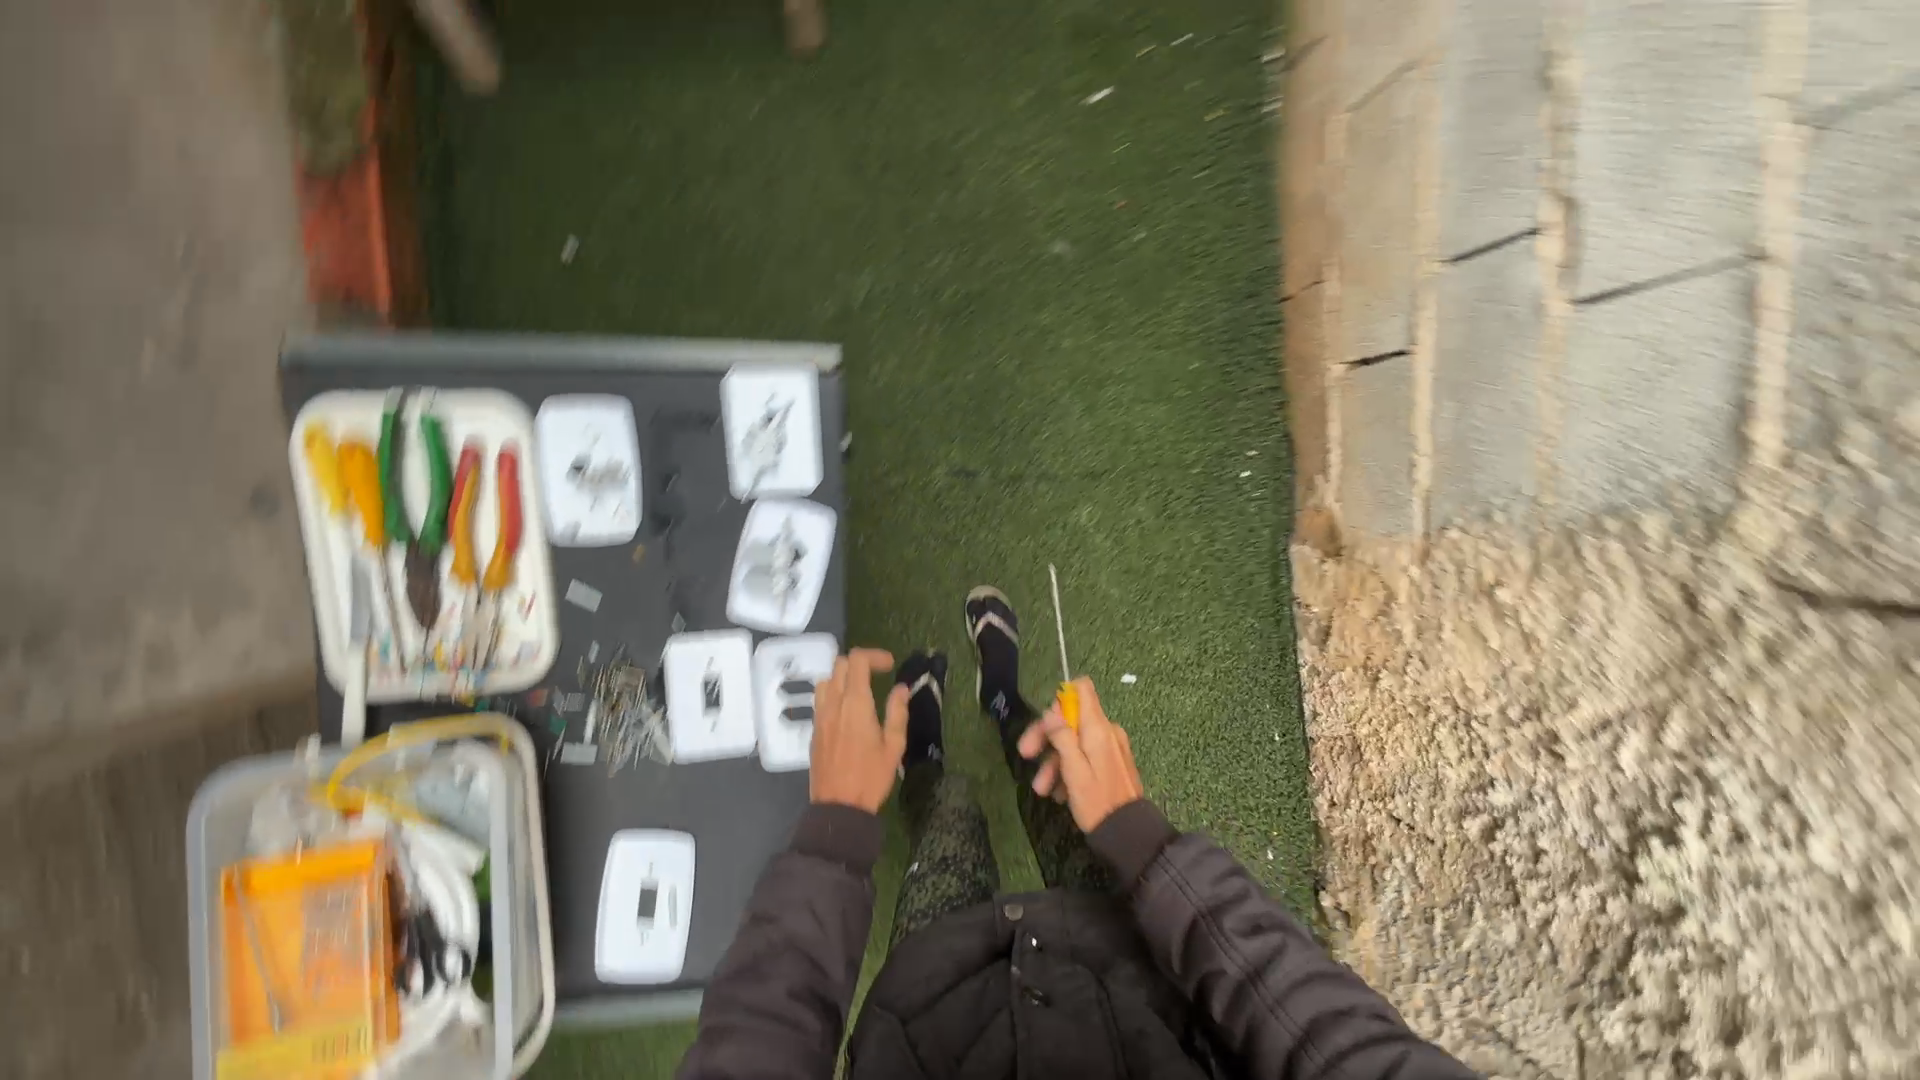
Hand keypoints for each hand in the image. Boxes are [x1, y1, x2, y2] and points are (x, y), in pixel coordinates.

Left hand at [809, 648, 908, 812]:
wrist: (839, 806)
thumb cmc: (871, 777)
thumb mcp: (894, 745)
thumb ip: (897, 712)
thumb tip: (901, 688)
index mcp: (855, 704)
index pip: (857, 660)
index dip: (874, 655)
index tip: (890, 665)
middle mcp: (833, 704)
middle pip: (839, 664)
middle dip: (860, 663)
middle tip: (878, 675)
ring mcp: (820, 716)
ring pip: (827, 680)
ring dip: (844, 677)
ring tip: (861, 691)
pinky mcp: (814, 729)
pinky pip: (821, 699)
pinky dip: (834, 694)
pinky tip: (848, 711)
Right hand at [1017, 677, 1144, 830]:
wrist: (1128, 833)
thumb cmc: (1097, 802)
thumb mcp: (1074, 770)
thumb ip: (1063, 736)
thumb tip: (1052, 710)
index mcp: (1098, 728)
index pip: (1082, 689)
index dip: (1061, 698)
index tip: (1045, 720)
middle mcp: (1107, 731)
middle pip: (1072, 719)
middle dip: (1047, 736)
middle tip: (1025, 754)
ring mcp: (1110, 747)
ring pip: (1075, 742)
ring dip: (1054, 762)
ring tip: (1042, 789)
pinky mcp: (1111, 762)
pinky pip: (1086, 756)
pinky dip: (1069, 770)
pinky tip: (1059, 793)